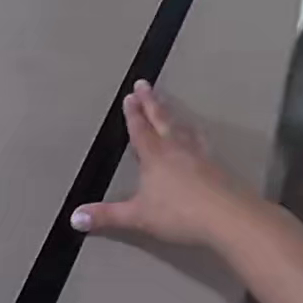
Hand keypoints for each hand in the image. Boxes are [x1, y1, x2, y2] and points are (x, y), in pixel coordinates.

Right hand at [69, 80, 255, 248]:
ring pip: (182, 128)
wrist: (228, 217)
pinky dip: (194, 134)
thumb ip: (107, 216)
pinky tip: (198, 137)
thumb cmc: (179, 214)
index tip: (130, 96)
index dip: (133, 114)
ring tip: (168, 105)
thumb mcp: (138, 216)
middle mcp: (176, 149)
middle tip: (145, 84)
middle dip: (151, 102)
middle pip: (161, 119)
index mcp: (154, 156)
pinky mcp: (217, 166)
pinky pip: (201, 142)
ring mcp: (199, 155)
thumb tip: (74, 217)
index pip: (140, 130)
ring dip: (173, 114)